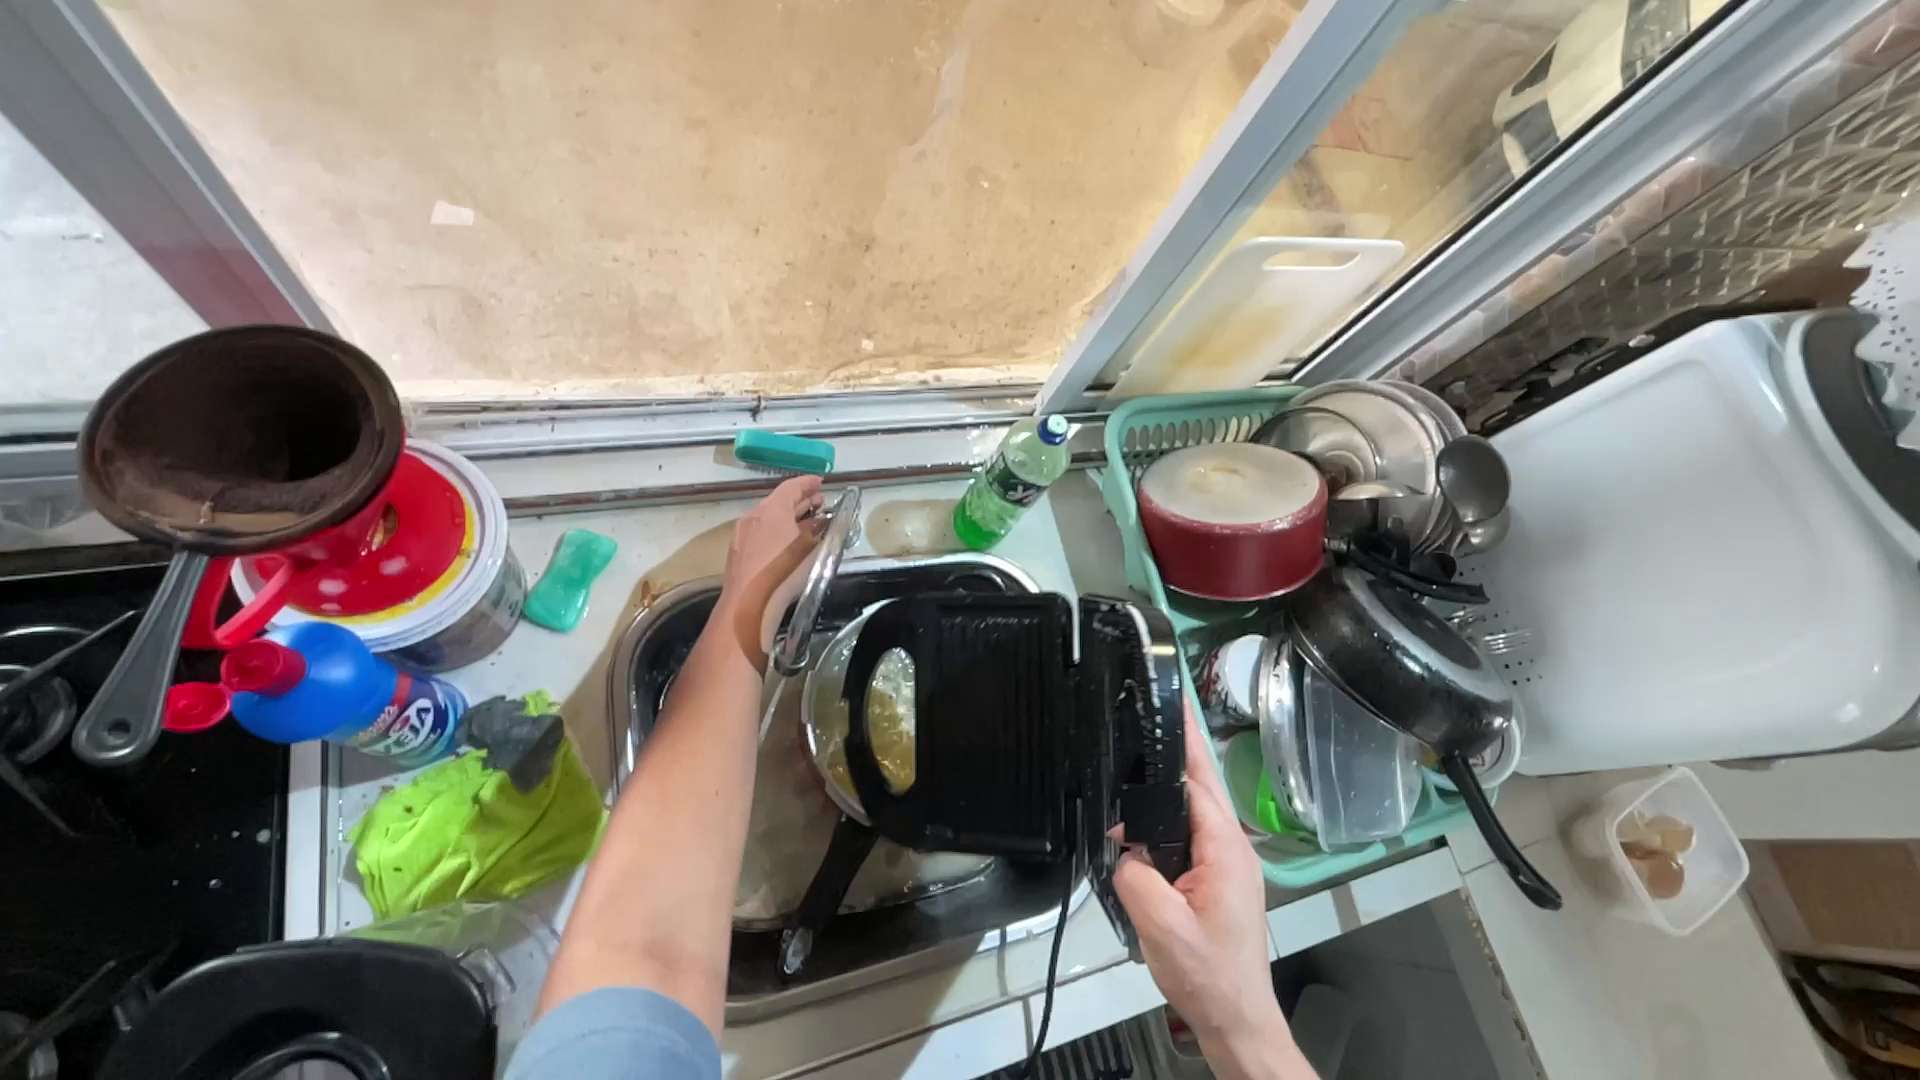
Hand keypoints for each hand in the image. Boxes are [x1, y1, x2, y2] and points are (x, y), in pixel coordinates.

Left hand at [715, 475, 826, 666]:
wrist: (749, 604)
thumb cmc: (784, 571)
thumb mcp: (810, 547)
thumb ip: (818, 530)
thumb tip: (820, 522)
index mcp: (771, 508)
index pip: (791, 486)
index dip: (808, 483)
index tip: (821, 481)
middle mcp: (754, 515)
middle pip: (779, 501)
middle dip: (801, 501)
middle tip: (820, 503)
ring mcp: (743, 533)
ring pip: (770, 517)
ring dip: (791, 516)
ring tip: (810, 522)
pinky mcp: (739, 550)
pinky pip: (762, 530)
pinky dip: (779, 529)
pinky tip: (790, 541)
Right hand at [1113, 710, 1311, 1079]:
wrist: (1238, 1022)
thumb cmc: (1206, 975)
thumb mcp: (1159, 924)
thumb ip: (1134, 875)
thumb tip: (1126, 851)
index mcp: (1225, 850)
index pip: (1198, 784)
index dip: (1179, 747)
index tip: (1168, 708)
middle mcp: (1234, 849)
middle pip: (1203, 788)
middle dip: (1178, 753)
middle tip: (1148, 719)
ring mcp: (1231, 866)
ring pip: (1196, 813)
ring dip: (1166, 796)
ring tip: (1133, 778)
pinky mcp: (1222, 881)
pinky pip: (1192, 837)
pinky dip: (1167, 825)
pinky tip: (1141, 834)